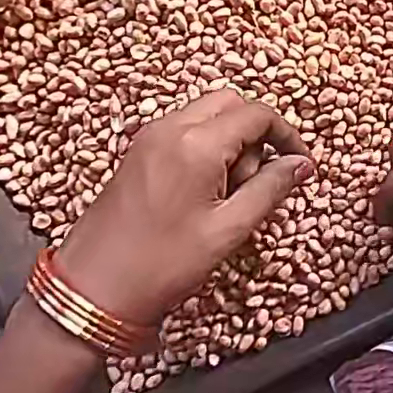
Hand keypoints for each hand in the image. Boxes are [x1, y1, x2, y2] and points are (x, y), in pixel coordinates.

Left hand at [56, 90, 312, 325]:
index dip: (287, 135)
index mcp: (196, 144)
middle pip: (230, 103)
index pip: (257, 114)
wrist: (91, 289)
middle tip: (259, 180)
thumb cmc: (162, 265)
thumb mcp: (228, 229)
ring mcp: (149, 136)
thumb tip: (301, 165)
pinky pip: (184, 131)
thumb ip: (270, 189)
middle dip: (256, 133)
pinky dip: (206, 147)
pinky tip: (206, 191)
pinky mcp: (138, 151)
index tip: (299, 164)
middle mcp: (170, 127)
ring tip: (229, 194)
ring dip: (230, 140)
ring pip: (207, 115)